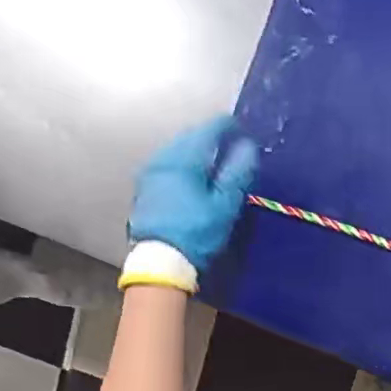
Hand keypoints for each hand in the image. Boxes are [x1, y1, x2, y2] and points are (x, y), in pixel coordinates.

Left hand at [128, 117, 260, 273]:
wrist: (159, 263)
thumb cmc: (197, 233)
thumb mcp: (225, 205)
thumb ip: (238, 173)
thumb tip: (248, 147)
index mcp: (185, 156)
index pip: (211, 127)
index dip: (231, 128)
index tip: (245, 136)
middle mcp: (163, 156)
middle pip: (192, 136)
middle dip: (213, 140)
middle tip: (232, 151)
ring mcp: (149, 172)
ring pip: (177, 151)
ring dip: (197, 154)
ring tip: (214, 168)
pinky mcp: (143, 189)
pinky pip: (167, 166)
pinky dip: (183, 168)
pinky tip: (192, 183)